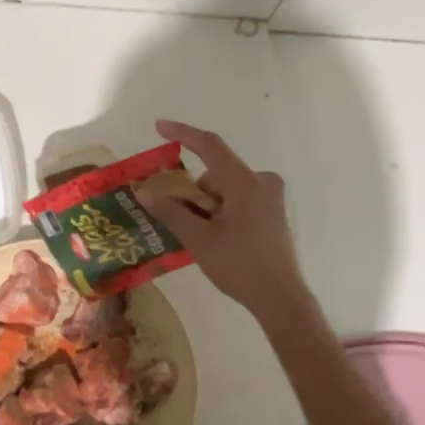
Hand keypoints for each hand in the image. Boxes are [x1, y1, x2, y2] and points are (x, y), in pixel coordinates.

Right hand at [137, 119, 310, 318]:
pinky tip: (216, 239)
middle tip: (178, 219)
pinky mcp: (275, 213)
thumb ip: (171, 212)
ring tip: (200, 238)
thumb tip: (144, 192)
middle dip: (194, 192)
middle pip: (217, 174)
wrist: (280, 298)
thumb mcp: (199, 239)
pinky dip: (223, 212)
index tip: (159, 127)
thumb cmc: (239, 266)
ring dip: (208, 206)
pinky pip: (240, 201)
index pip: (209, 146)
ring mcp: (272, 198)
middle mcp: (262, 181)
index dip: (183, 134)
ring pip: (227, 190)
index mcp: (245, 181)